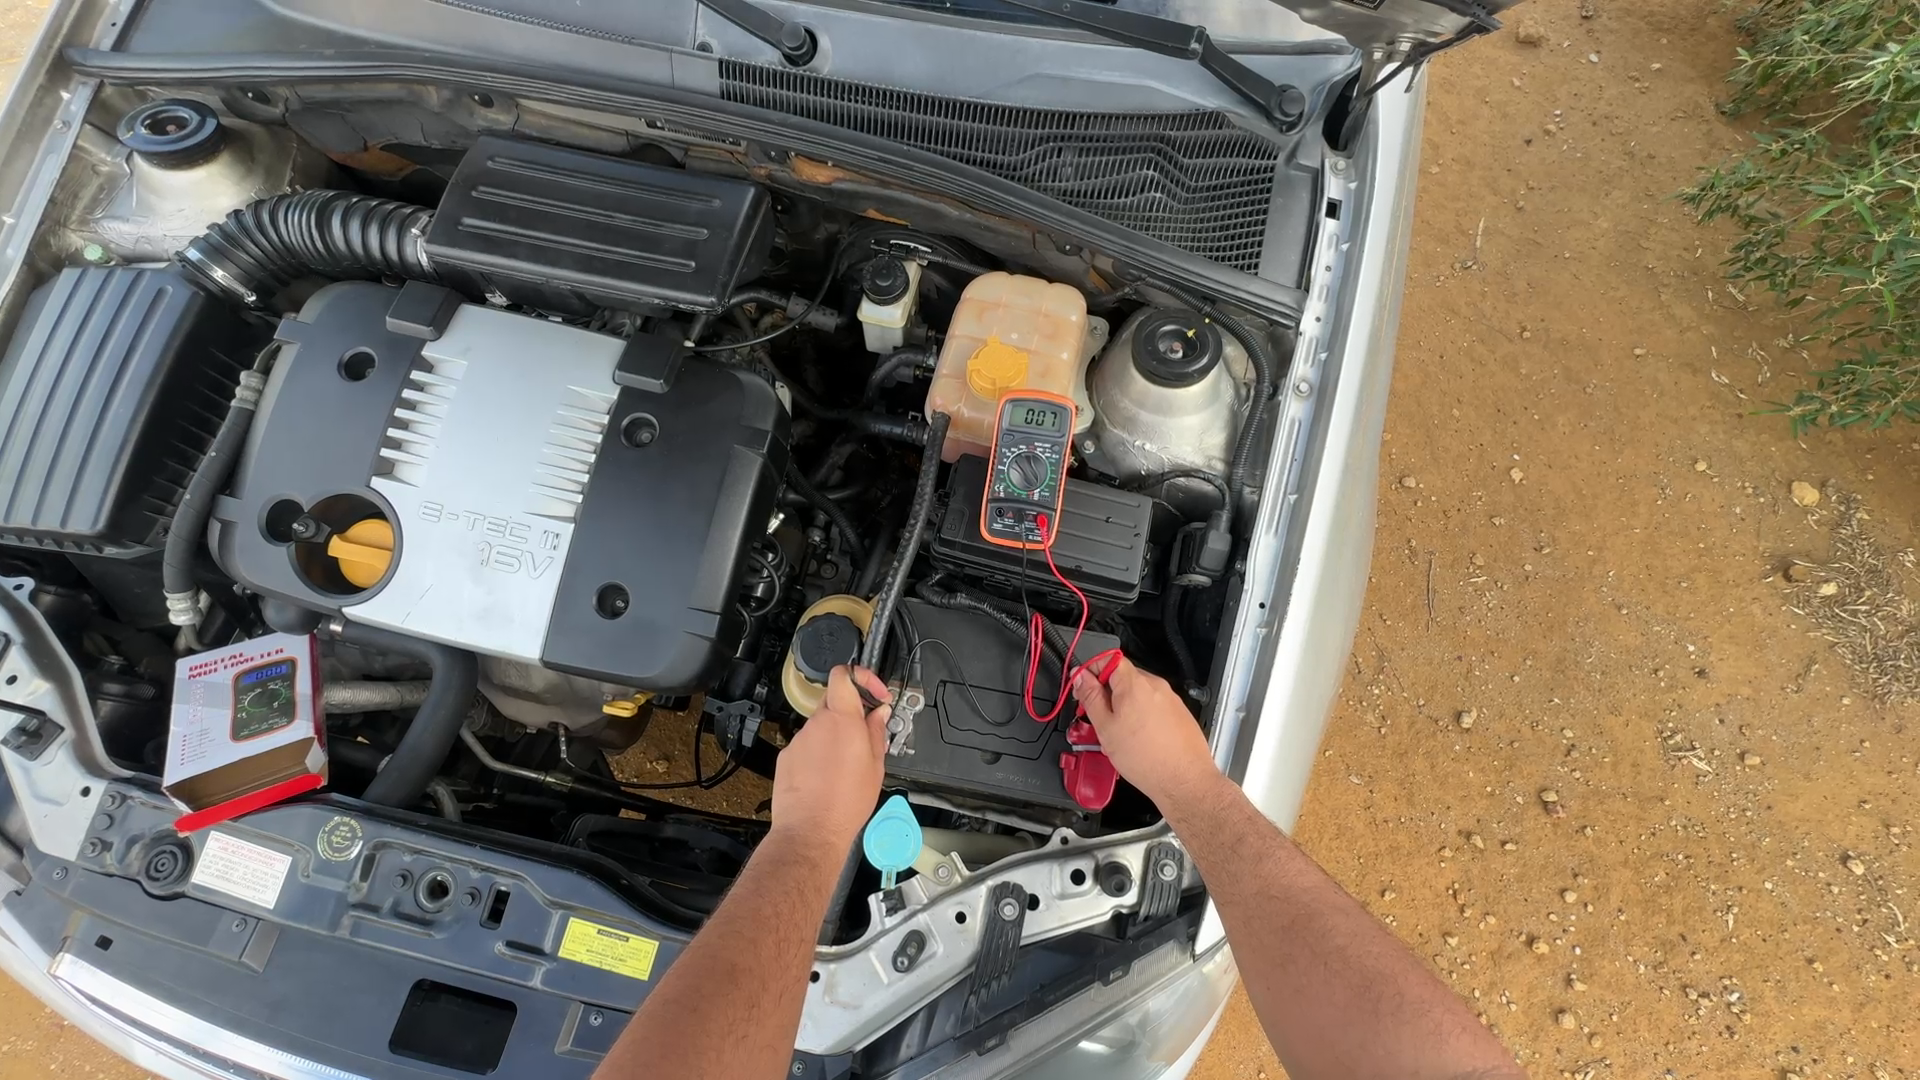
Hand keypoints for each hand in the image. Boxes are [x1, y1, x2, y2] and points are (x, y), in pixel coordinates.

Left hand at [771, 666, 891, 846]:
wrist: (811, 831)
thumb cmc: (845, 803)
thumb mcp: (875, 765)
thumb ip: (876, 732)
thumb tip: (879, 714)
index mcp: (843, 719)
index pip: (843, 675)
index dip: (860, 677)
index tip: (874, 693)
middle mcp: (818, 723)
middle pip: (834, 700)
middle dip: (850, 712)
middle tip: (864, 731)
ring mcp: (800, 739)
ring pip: (820, 725)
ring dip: (834, 736)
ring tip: (845, 764)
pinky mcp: (787, 756)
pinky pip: (806, 745)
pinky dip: (817, 753)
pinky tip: (826, 776)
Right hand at [1071, 657, 1218, 805]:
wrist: (1184, 781)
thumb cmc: (1148, 760)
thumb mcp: (1106, 728)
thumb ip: (1091, 697)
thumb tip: (1081, 677)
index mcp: (1135, 684)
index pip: (1108, 658)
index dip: (1090, 670)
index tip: (1082, 686)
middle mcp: (1155, 685)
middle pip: (1123, 676)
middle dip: (1106, 691)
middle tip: (1096, 714)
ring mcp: (1170, 699)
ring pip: (1137, 693)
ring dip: (1123, 705)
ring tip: (1118, 732)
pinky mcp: (1179, 713)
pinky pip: (1153, 705)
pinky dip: (1141, 715)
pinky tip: (1137, 738)